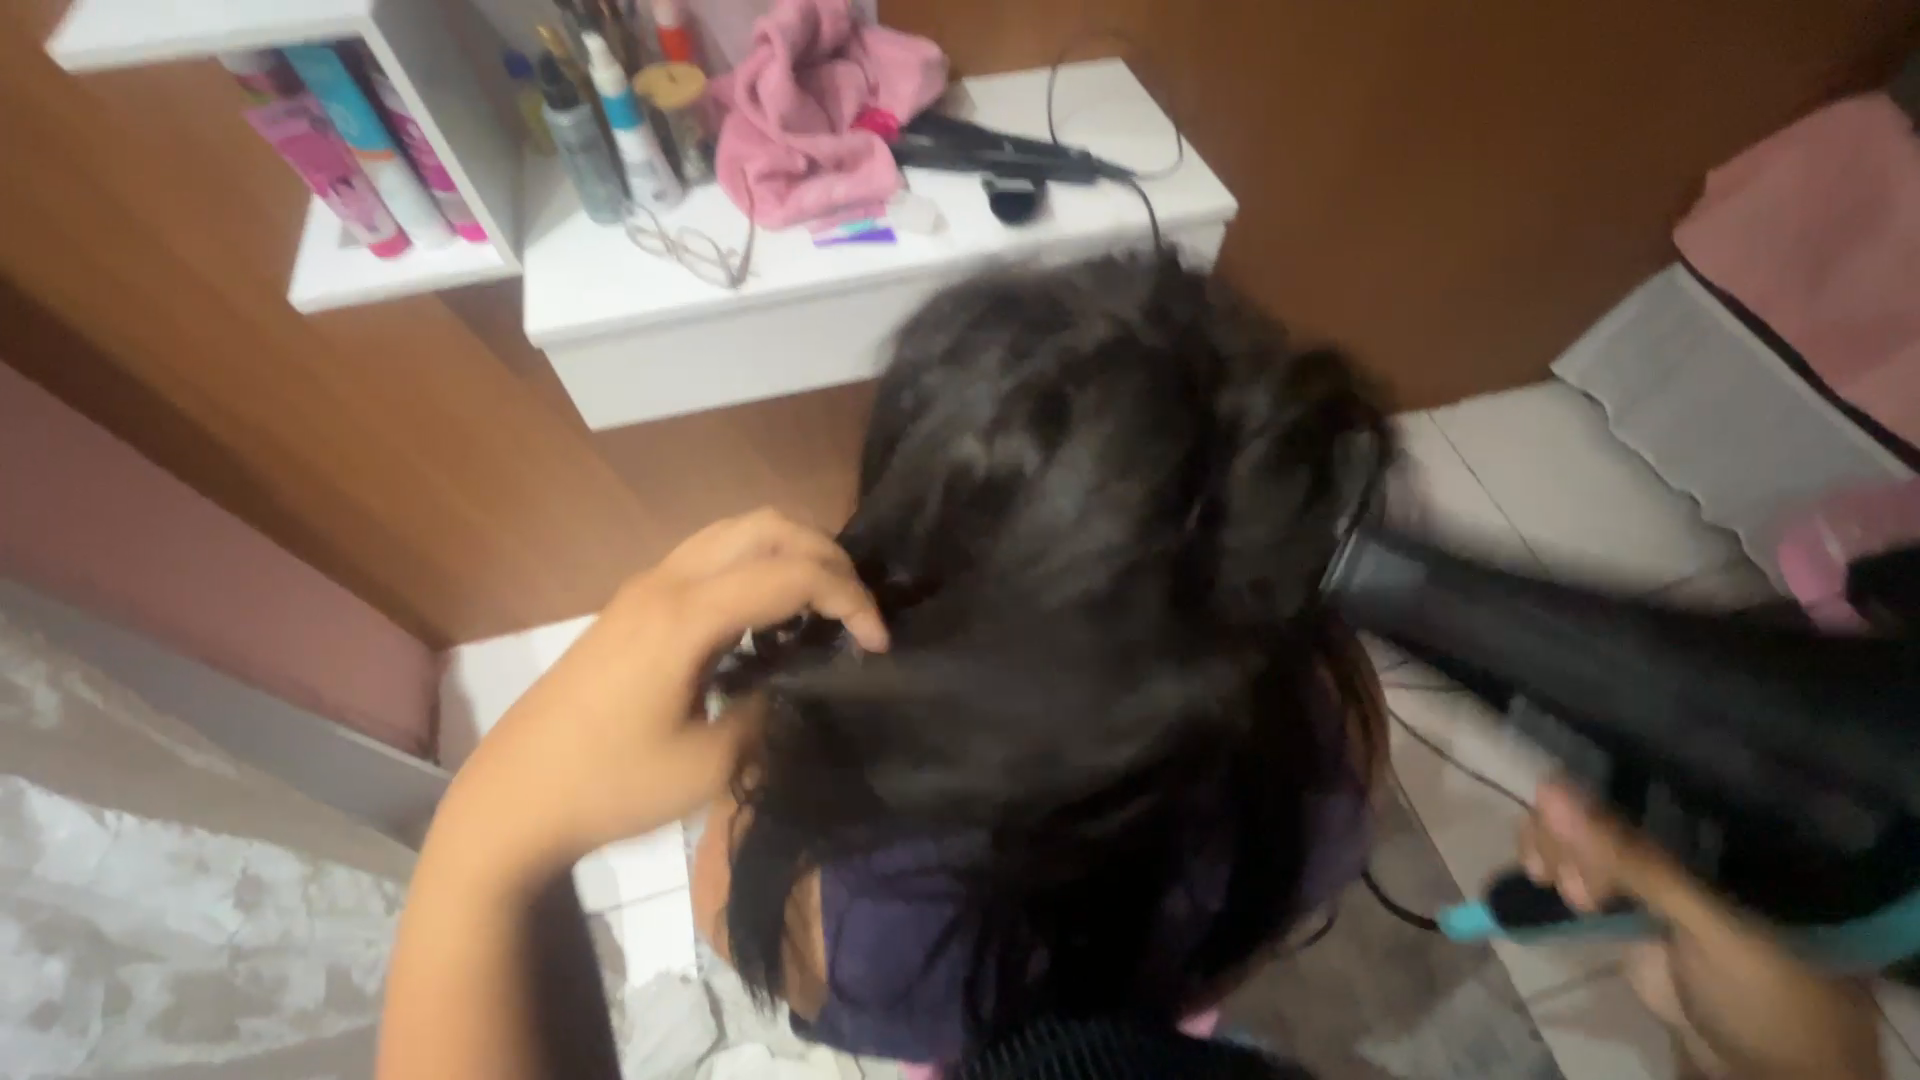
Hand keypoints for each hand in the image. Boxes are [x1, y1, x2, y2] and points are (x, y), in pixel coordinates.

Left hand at [443, 510, 889, 881]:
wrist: (512, 799)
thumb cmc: (611, 786)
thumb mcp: (712, 765)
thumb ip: (773, 708)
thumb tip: (804, 677)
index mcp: (687, 616)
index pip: (794, 575)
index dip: (851, 600)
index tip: (878, 646)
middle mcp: (669, 580)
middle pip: (769, 526)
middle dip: (828, 557)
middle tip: (856, 611)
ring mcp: (648, 584)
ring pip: (738, 530)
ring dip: (792, 552)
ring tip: (822, 604)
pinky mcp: (637, 600)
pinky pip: (713, 553)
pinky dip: (759, 563)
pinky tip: (768, 616)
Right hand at [1519, 781, 1884, 1079]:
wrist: (1755, 1069)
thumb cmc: (1763, 993)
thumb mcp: (1708, 924)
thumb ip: (1635, 862)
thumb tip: (1549, 791)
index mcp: (1722, 836)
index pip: (1647, 785)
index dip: (1598, 794)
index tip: (1557, 814)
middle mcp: (1680, 841)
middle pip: (1600, 804)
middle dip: (1571, 837)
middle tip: (1579, 888)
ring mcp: (1644, 871)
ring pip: (1574, 830)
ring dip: (1552, 850)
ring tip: (1554, 887)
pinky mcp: (1615, 898)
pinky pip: (1568, 863)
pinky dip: (1544, 864)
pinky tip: (1536, 879)